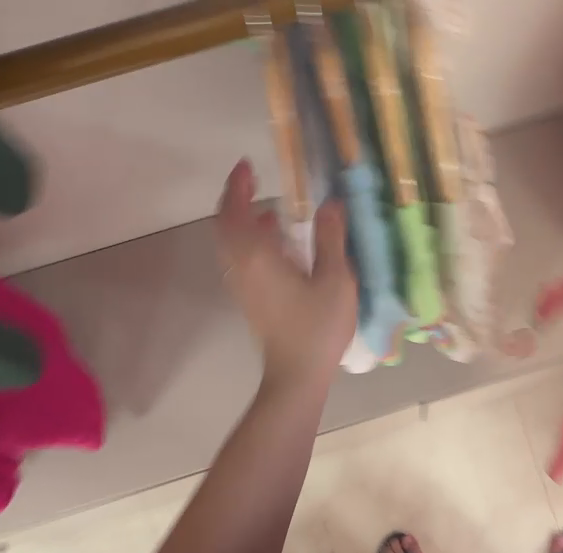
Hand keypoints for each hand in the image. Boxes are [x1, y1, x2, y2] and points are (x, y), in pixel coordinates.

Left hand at [215, 160, 356, 391]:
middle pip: (226, 225)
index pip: (235, 210)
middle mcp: (241, 267)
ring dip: (245, 224)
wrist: (297, 375)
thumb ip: (331, 238)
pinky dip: (252, 245)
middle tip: (255, 184)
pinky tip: (279, 249)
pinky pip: (242, 262)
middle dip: (237, 201)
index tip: (248, 166)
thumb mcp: (335, 279)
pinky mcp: (251, 302)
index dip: (238, 185)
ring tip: (272, 215)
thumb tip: (331, 204)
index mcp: (257, 255)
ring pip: (233, 245)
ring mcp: (243, 286)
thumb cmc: (317, 328)